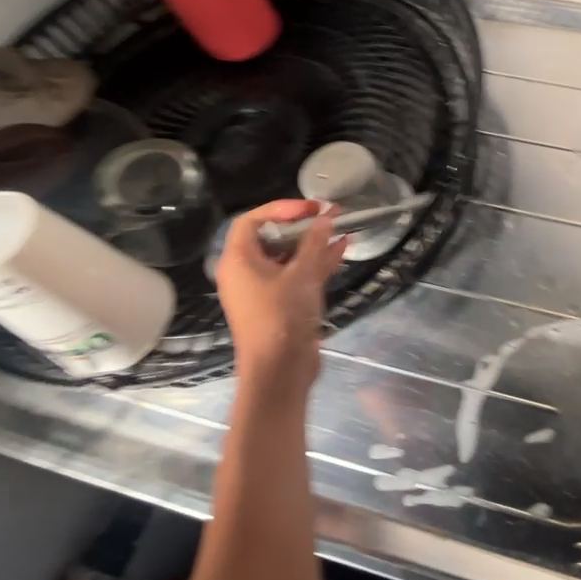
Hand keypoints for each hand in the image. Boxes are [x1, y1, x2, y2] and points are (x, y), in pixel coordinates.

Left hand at [215, 200, 345, 409]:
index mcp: (238, 261)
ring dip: (314, 243)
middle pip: (272, 237)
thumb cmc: (281, 317)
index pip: (252, 221)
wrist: (280, 371)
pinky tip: (342, 249)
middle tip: (330, 214)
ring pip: (289, 256)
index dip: (281, 209)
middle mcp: (247, 272)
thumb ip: (314, 243)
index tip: (310, 208)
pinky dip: (317, 262)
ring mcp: (264, 289)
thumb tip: (325, 219)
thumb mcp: (301, 275)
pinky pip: (298, 274)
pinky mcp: (281, 304)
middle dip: (303, 225)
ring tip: (342, 227)